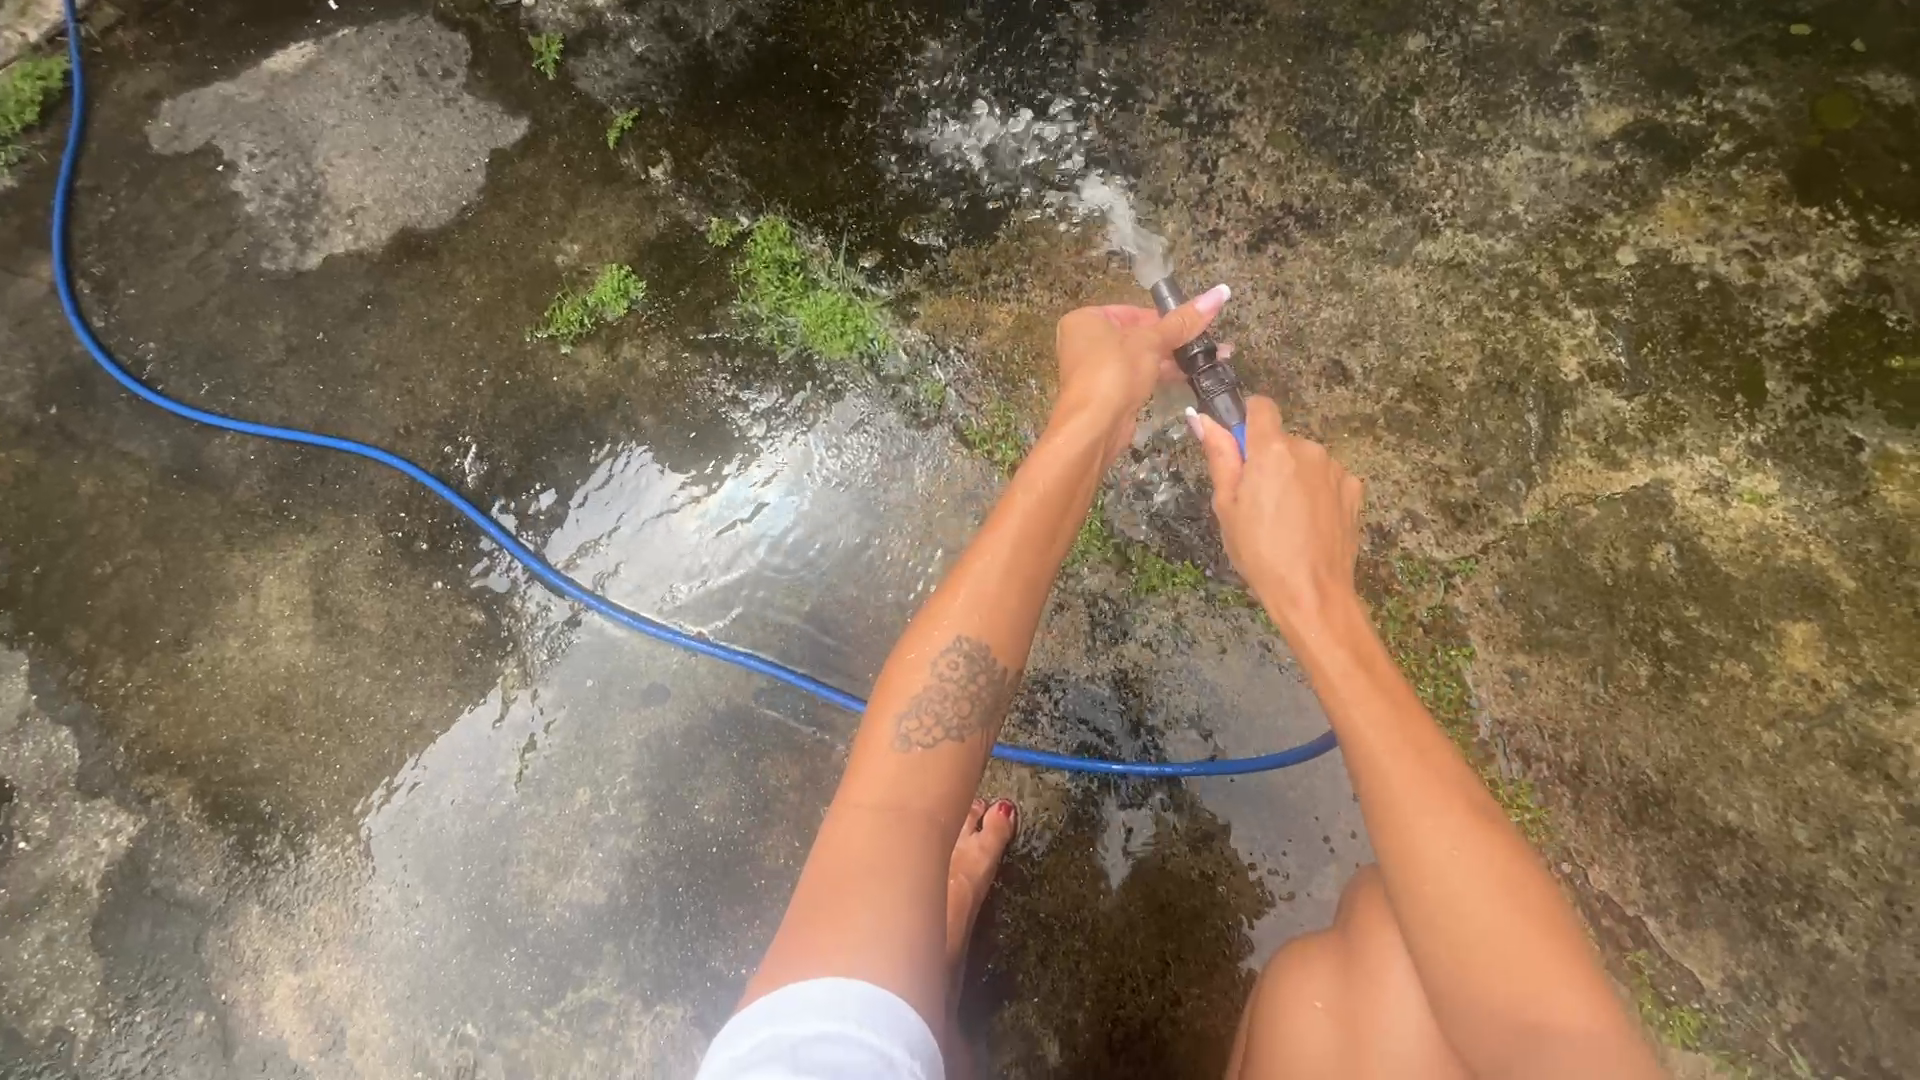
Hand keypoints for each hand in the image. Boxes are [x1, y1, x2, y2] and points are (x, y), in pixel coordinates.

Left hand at [1050, 285, 1230, 464]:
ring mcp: (1098, 370)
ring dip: (1174, 358)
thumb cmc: (1114, 373)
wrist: (1093, 427)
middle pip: (1138, 334)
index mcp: (1086, 321)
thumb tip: (1219, 292)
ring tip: (1214, 356)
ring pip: (1141, 357)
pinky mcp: (1109, 393)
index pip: (1132, 311)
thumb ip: (1183, 322)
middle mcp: (1087, 342)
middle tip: (1211, 340)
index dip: (1164, 317)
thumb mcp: (1151, 342)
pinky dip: (1162, 374)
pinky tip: (1192, 373)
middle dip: (1174, 339)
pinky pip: (1139, 376)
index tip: (1194, 321)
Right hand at [1191, 396, 1364, 636]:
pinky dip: (1315, 493)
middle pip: (1281, 440)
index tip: (1238, 446)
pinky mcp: (1353, 490)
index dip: (1246, 420)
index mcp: (1272, 451)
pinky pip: (1326, 479)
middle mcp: (1308, 450)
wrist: (1311, 592)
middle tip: (1254, 501)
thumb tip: (1204, 420)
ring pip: (1304, 461)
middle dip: (1267, 461)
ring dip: (1292, 478)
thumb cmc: (1260, 552)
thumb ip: (1220, 457)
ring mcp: (1335, 469)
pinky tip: (1306, 523)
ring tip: (1282, 519)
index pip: (1260, 406)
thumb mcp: (1227, 506)